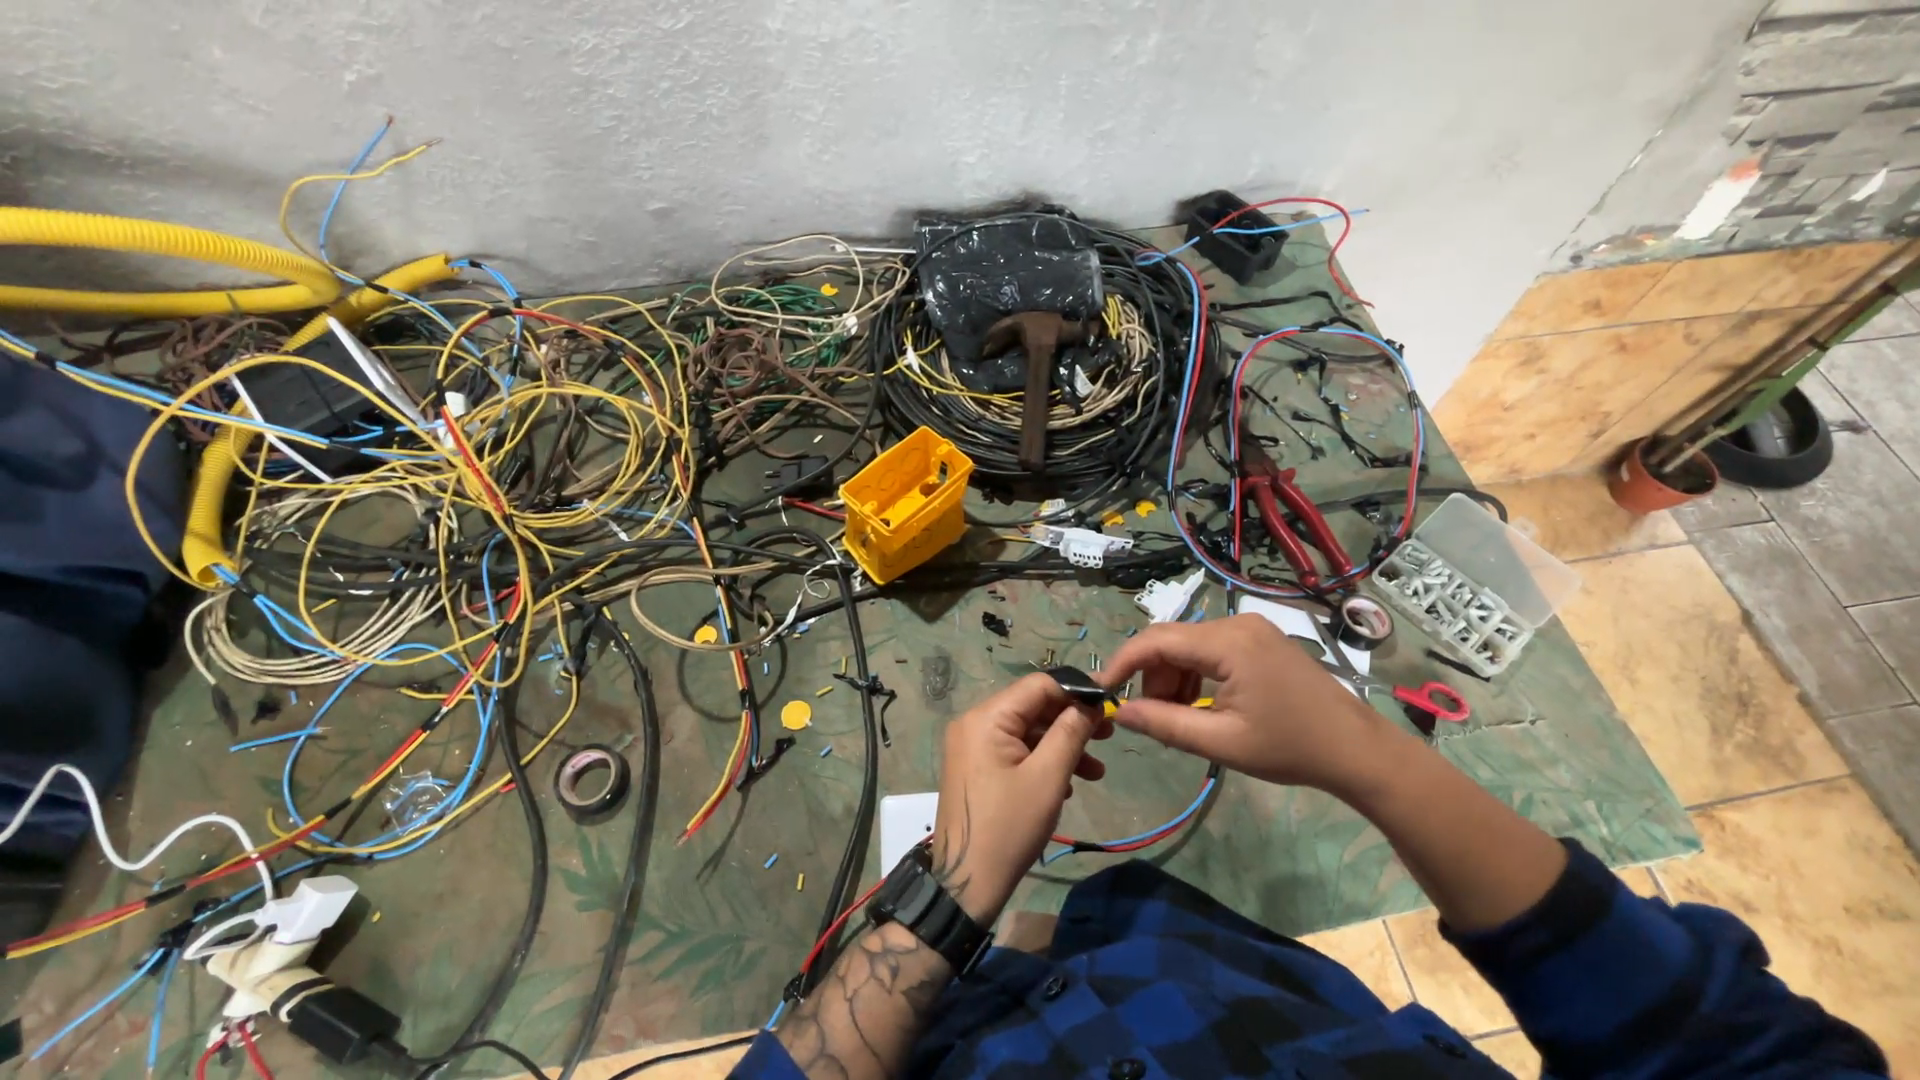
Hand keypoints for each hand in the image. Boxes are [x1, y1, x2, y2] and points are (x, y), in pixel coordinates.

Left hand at [930, 673, 1109, 922]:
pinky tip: (1069, 785)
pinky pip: (1015, 752)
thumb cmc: (1009, 826)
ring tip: (1097, 770)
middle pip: (1033, 708)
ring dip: (1063, 746)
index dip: (1077, 689)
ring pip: (1027, 733)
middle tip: (1110, 736)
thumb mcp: (1048, 777)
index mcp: (986, 718)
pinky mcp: (977, 769)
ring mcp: (972, 748)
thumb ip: (1071, 732)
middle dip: (1072, 721)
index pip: (1038, 685)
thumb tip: (1091, 703)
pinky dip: (1043, 762)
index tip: (1112, 701)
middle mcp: (974, 724)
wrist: (967, 882)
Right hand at [1099, 613, 1404, 795]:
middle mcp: (1237, 623)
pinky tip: (1203, 704)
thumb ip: (1165, 724)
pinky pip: (1211, 648)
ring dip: (1173, 677)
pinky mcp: (1261, 639)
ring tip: (1180, 716)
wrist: (1355, 749)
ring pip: (1189, 644)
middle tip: (1151, 716)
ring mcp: (1252, 628)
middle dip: (1151, 676)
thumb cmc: (1290, 748)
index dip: (1123, 663)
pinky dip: (1196, 673)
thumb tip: (1120, 713)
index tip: (1101, 691)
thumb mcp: (1221, 743)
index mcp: (1228, 642)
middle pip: (1171, 640)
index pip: (1156, 640)